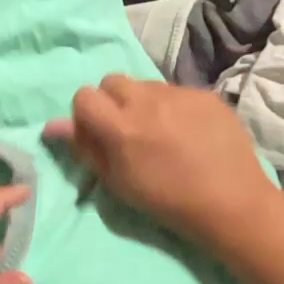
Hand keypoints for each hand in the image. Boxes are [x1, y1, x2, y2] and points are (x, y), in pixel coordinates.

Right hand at [44, 74, 278, 238]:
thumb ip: (85, 147)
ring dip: (143, 102)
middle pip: (112, 81)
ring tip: (160, 131)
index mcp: (121, 126)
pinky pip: (175, 91)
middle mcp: (147, 101)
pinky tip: (187, 132)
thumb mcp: (117, 181)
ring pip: (145, 85)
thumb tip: (53, 125)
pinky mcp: (204, 95)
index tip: (98, 134)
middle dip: (112, 100)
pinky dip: (173, 106)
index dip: (86, 114)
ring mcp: (179, 94)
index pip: (84, 95)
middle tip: (126, 129)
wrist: (230, 202)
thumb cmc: (166, 200)